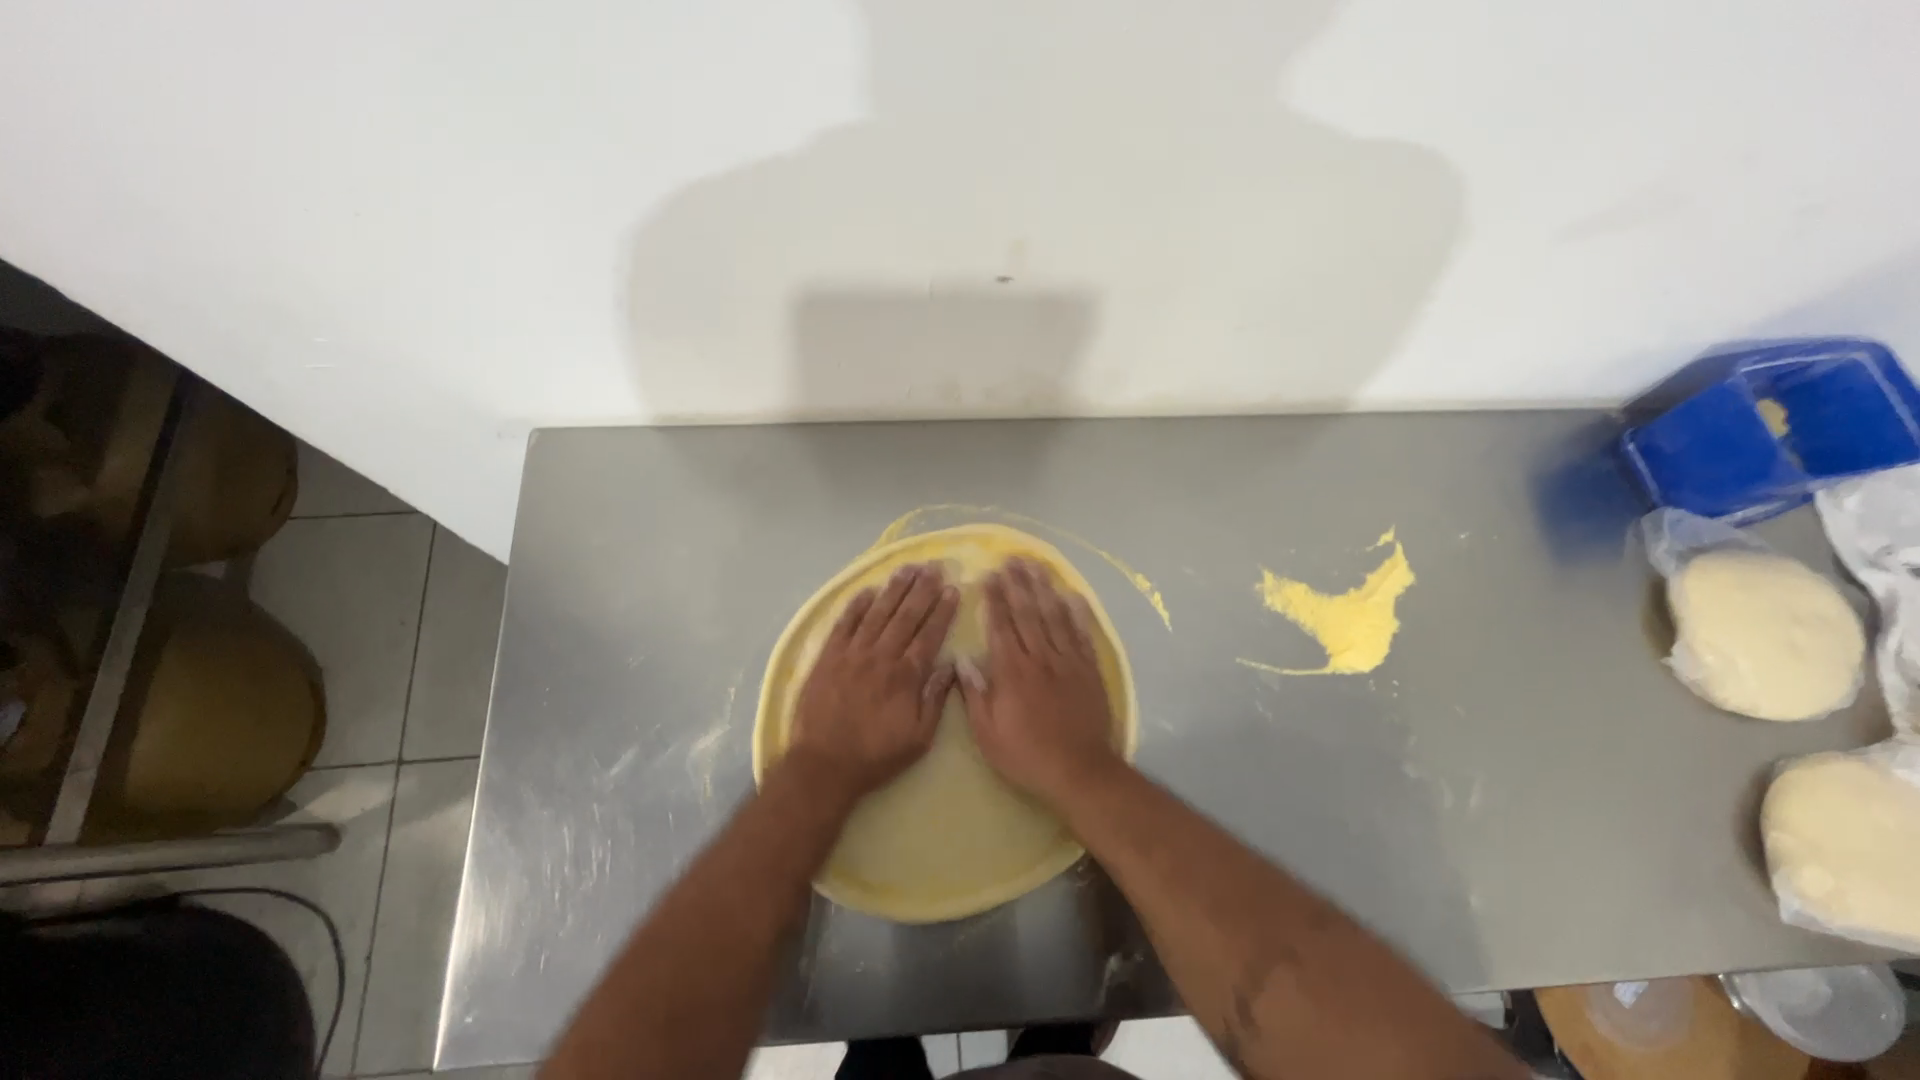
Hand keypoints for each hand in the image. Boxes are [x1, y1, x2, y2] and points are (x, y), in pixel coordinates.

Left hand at [787, 563, 959, 802]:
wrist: (823, 764)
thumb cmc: (876, 756)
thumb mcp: (919, 738)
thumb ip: (935, 700)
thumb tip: (950, 667)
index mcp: (906, 676)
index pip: (929, 634)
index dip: (942, 611)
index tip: (951, 590)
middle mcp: (881, 657)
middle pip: (905, 616)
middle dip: (922, 590)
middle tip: (933, 567)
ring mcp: (852, 654)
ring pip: (877, 613)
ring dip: (893, 589)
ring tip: (907, 569)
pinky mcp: (827, 658)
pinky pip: (844, 624)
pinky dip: (856, 606)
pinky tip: (867, 590)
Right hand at [958, 557, 1121, 804]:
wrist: (1079, 770)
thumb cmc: (1026, 755)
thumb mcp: (987, 734)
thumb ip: (975, 694)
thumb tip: (962, 660)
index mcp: (1012, 672)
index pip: (1000, 627)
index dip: (994, 600)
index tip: (989, 576)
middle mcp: (1040, 658)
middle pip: (1028, 613)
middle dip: (1018, 584)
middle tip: (1012, 560)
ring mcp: (1068, 662)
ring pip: (1054, 617)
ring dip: (1044, 589)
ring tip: (1037, 566)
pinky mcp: (1089, 671)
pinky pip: (1082, 635)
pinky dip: (1077, 614)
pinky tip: (1072, 595)